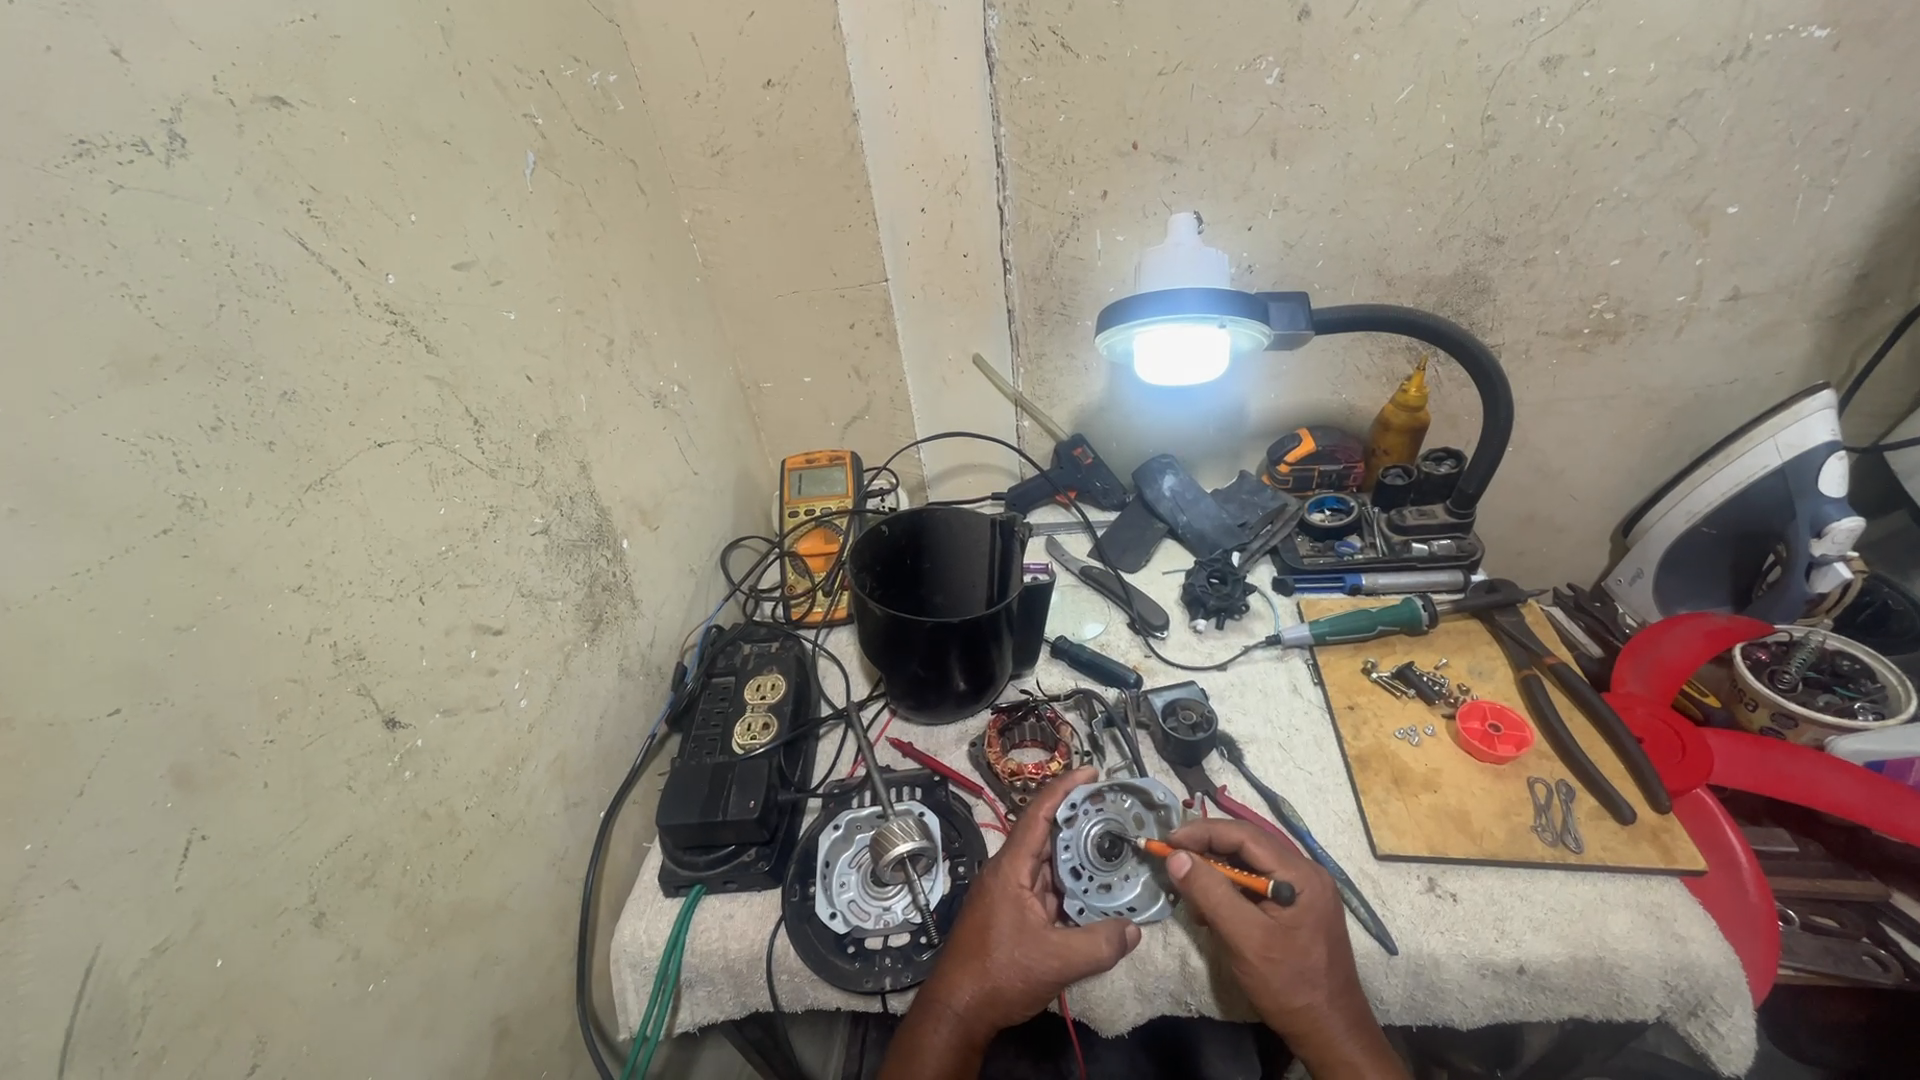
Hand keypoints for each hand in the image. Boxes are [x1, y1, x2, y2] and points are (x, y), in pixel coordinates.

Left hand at [914, 765, 1142, 1040]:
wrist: (957, 1010)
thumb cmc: (998, 974)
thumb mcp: (1056, 961)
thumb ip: (1099, 944)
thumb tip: (1135, 928)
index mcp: (1011, 868)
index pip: (1039, 814)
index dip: (1065, 788)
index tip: (1092, 771)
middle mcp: (1009, 872)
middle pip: (1047, 836)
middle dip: (1080, 822)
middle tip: (1117, 813)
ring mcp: (1010, 894)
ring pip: (1049, 866)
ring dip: (1078, 859)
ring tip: (1116, 848)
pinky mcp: (1013, 915)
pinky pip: (1047, 891)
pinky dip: (1071, 888)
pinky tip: (1097, 893)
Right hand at [1166, 820, 1402, 1077]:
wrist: (1331, 1034)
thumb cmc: (1289, 985)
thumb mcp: (1244, 938)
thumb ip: (1210, 892)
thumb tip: (1176, 856)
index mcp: (1300, 874)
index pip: (1244, 835)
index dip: (1202, 832)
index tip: (1168, 841)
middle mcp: (1305, 873)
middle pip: (1247, 846)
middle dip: (1206, 851)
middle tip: (1173, 861)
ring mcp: (1303, 891)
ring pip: (1249, 865)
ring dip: (1216, 874)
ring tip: (1193, 897)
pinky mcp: (1297, 908)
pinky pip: (1256, 885)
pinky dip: (1230, 892)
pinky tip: (1213, 912)